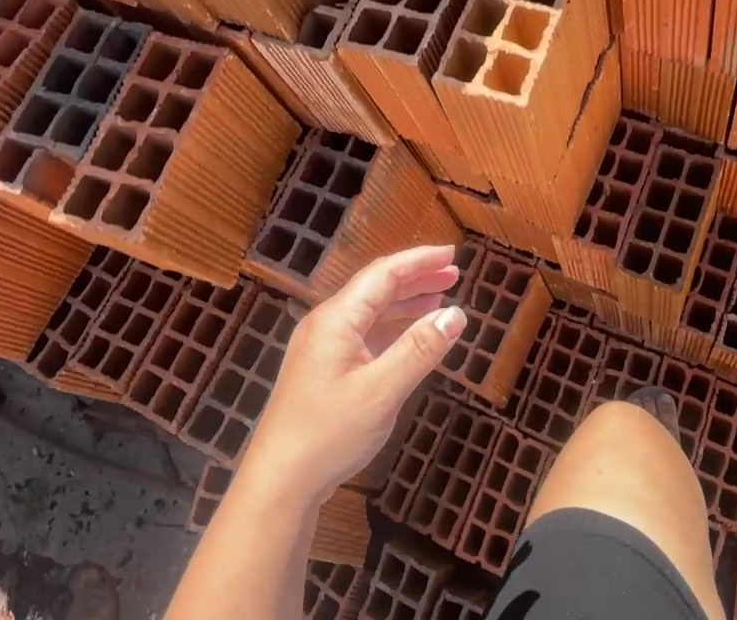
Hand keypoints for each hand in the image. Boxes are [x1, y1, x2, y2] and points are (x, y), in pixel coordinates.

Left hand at [239, 245, 467, 501]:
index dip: (419, 260)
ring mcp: (322, 347)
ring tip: (441, 300)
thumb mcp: (382, 391)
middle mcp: (327, 324)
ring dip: (406, 303)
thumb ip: (420, 350)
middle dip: (416, 278)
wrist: (279, 483)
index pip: (384, 274)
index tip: (453, 253)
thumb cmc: (330, 433)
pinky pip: (364, 334)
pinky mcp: (324, 369)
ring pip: (371, 311)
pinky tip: (412, 336)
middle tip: (454, 274)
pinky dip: (393, 328)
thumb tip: (457, 314)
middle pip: (376, 287)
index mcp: (337, 319)